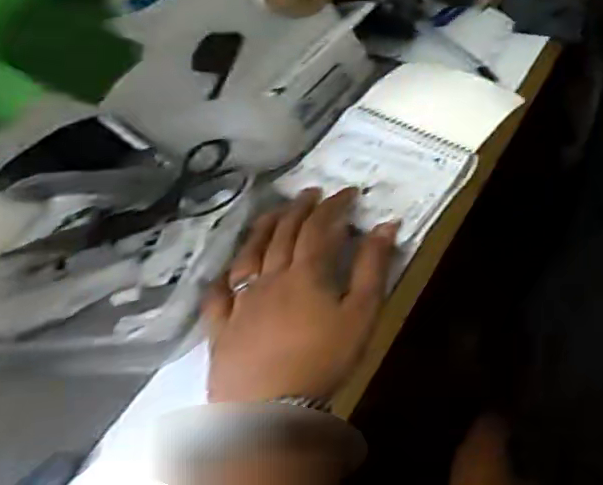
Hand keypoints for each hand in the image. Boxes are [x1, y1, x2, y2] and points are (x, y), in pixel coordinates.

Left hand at [203, 187, 398, 404]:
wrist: (267, 410)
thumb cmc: (325, 355)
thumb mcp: (363, 309)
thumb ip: (373, 265)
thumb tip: (385, 224)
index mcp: (307, 273)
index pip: (320, 228)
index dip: (334, 206)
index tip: (350, 192)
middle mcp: (270, 280)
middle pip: (282, 236)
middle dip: (299, 210)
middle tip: (311, 192)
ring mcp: (240, 305)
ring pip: (248, 257)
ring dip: (263, 230)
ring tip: (274, 214)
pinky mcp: (220, 330)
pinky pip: (217, 296)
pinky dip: (224, 275)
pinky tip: (228, 268)